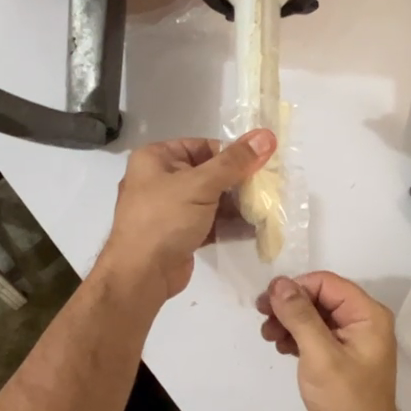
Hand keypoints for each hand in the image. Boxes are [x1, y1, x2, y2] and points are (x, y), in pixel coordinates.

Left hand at [96, 131, 275, 301]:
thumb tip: (266, 136)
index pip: (202, 146)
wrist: (141, 275)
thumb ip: (234, 162)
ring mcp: (169, 209)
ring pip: (210, 200)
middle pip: (208, 174)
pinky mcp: (179, 233)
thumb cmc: (164, 220)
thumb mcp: (200, 185)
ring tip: (267, 209)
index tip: (262, 164)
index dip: (232, 155)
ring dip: (237, 205)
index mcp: (155, 158)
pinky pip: (208, 222)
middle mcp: (160, 180)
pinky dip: (228, 224)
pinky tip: (256, 228)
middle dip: (238, 183)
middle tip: (269, 189)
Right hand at [256, 272, 409, 410]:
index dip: (296, 288)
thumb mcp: (319, 355)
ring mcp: (350, 339)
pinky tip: (280, 347)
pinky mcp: (338, 355)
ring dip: (288, 321)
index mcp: (367, 315)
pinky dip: (294, 336)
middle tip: (262, 316)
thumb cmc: (345, 399)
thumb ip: (300, 316)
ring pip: (312, 316)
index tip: (268, 302)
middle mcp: (362, 321)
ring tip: (268, 336)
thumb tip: (279, 283)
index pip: (326, 283)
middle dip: (289, 306)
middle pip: (318, 297)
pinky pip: (313, 334)